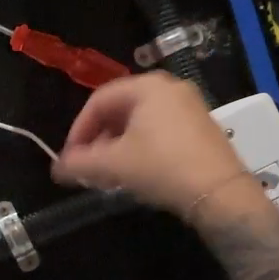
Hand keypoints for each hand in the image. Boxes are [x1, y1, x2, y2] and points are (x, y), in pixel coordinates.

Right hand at [51, 72, 250, 218]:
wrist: (221, 193)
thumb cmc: (161, 167)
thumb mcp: (113, 165)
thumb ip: (79, 164)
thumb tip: (57, 168)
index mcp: (146, 86)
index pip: (98, 101)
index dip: (78, 130)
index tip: (70, 159)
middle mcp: (169, 88)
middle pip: (120, 110)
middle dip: (98, 140)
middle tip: (88, 167)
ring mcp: (190, 107)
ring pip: (140, 122)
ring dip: (118, 146)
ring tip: (109, 174)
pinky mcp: (202, 128)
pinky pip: (160, 131)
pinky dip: (141, 148)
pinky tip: (137, 172)